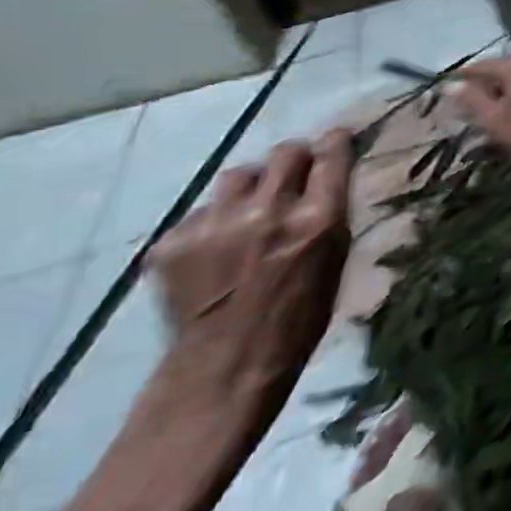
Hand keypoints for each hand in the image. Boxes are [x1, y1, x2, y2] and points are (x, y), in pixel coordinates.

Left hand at [58, 133, 354, 510]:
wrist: (224, 371)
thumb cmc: (299, 319)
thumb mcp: (334, 261)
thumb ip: (331, 215)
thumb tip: (329, 177)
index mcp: (317, 220)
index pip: (331, 154)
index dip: (336, 142)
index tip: (336, 139)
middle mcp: (268, 212)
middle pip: (285, 152)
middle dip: (294, 160)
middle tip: (292, 178)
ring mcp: (215, 225)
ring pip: (239, 175)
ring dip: (250, 189)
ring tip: (248, 215)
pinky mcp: (174, 242)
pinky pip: (201, 211)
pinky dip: (213, 224)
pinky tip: (215, 252)